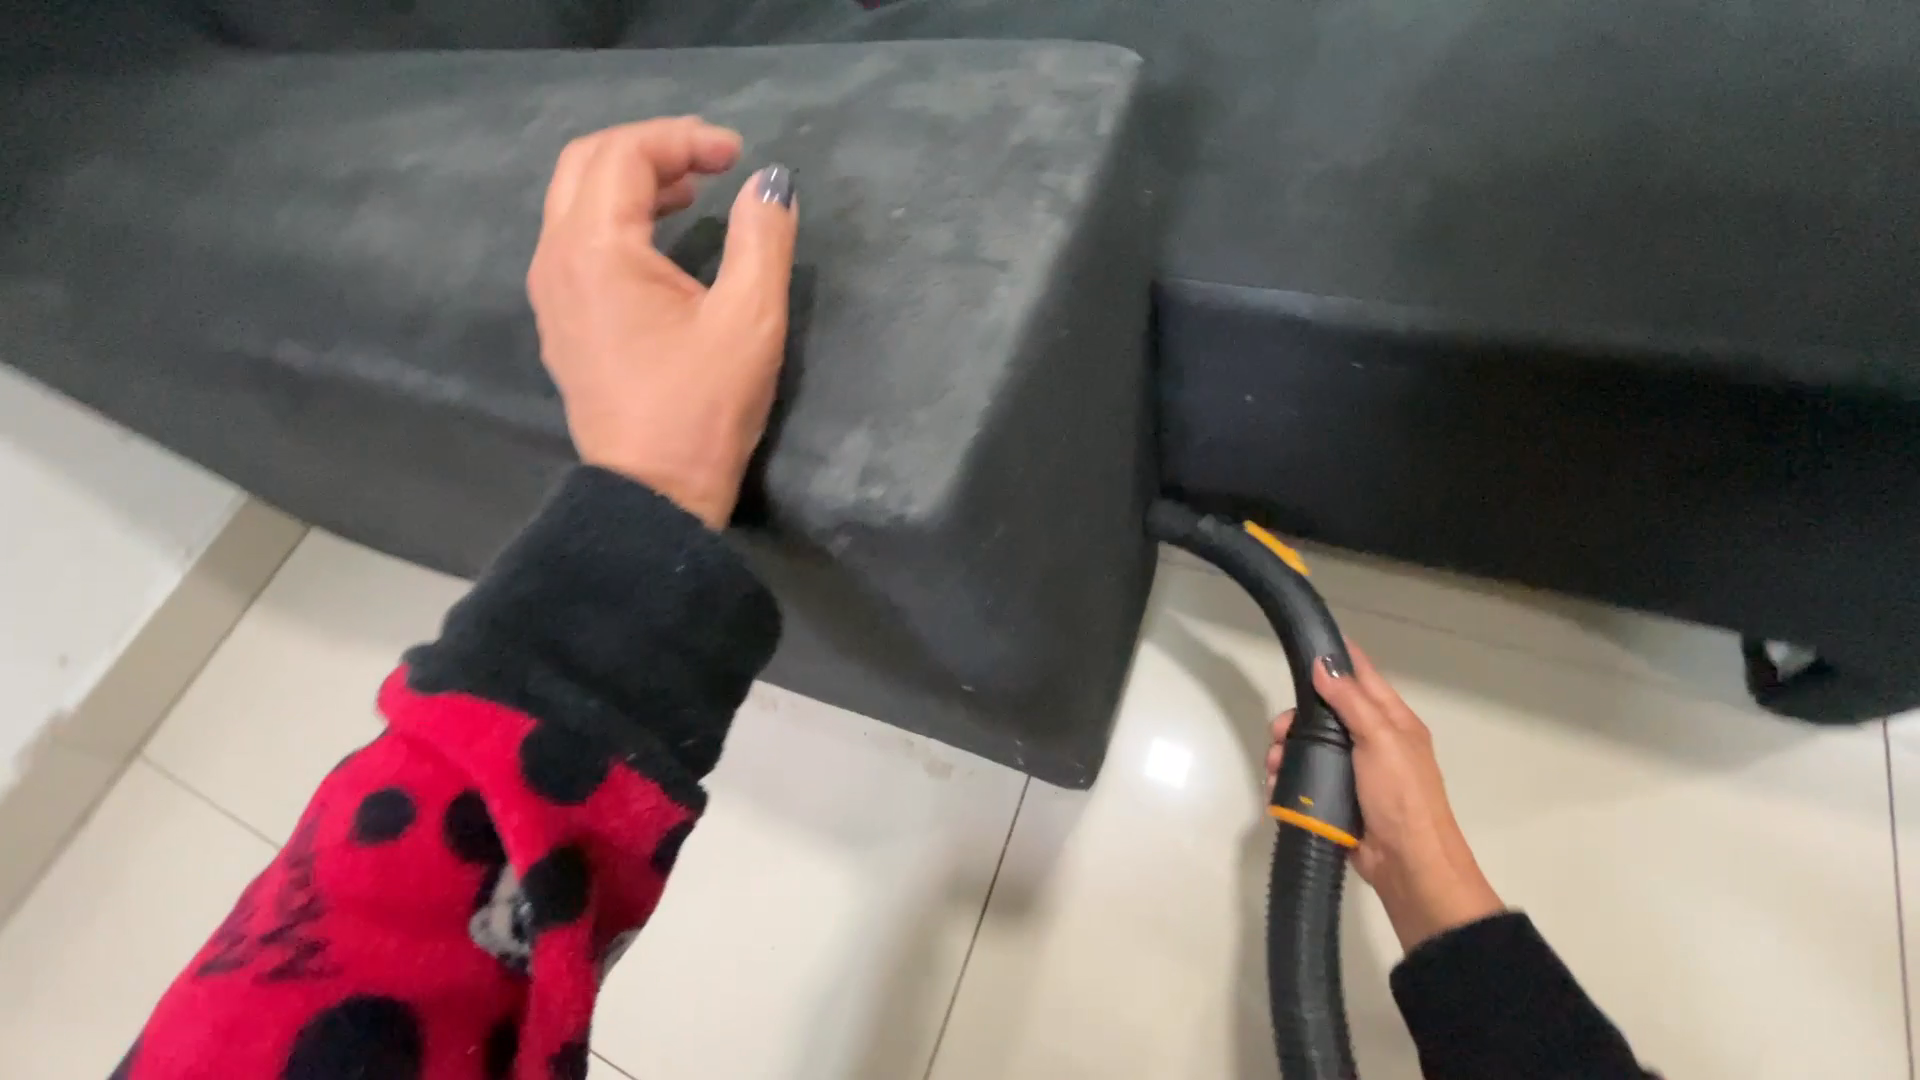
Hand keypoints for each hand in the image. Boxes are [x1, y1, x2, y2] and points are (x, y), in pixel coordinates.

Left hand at [527, 116, 798, 527]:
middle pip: (588, 165)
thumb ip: (763, 239)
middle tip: (712, 165)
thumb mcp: (750, 320)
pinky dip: (618, 224)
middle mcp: (556, 258)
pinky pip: (577, 244)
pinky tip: (661, 248)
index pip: (626, 154)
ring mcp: (552, 294)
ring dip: (633, 185)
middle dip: (652, 151)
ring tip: (693, 196)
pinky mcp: (563, 324)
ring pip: (577, 204)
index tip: (738, 155)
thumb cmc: (705, 408)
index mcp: (596, 249)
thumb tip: (771, 183)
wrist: (655, 492)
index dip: (683, 139)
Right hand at [1267, 643, 1503, 950]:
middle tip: (1279, 731)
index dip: (1338, 658)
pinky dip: (1289, 775)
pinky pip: (1307, 774)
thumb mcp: (1380, 740)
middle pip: (1325, 712)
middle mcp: (1373, 740)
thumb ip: (1351, 700)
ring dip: (1287, 750)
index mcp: (1393, 721)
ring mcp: (1354, 770)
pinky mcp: (1338, 795)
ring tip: (1276, 764)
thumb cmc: (1401, 796)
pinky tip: (1278, 783)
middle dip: (1297, 718)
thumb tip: (1323, 663)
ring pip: (1310, 744)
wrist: (1408, 865)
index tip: (1307, 644)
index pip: (1363, 676)